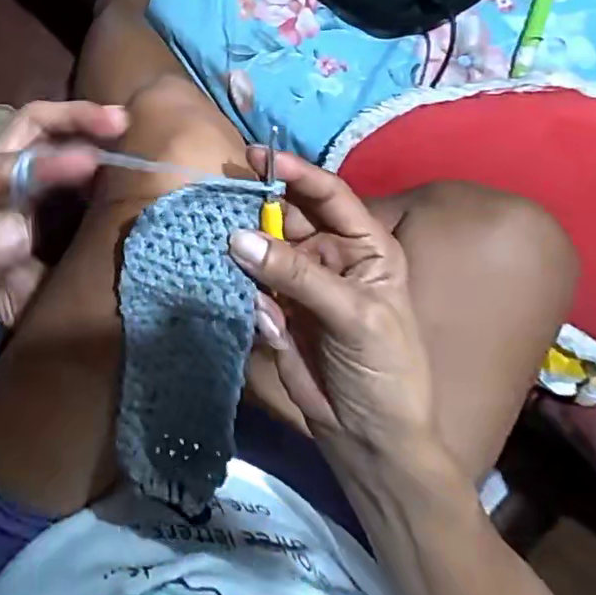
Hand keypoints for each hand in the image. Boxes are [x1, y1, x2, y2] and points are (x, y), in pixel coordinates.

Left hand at [0, 101, 127, 348]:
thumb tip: (20, 231)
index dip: (39, 164)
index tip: (85, 164)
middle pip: (30, 129)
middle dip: (73, 118)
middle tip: (117, 120)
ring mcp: (13, 190)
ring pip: (52, 149)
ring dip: (88, 140)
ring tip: (129, 139)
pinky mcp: (34, 214)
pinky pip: (67, 189)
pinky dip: (93, 178)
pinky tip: (121, 178)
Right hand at [230, 149, 438, 461]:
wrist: (369, 439)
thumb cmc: (384, 369)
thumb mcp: (354, 315)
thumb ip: (296, 274)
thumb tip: (236, 237)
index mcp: (365, 247)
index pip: (329, 195)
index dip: (296, 173)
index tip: (259, 156)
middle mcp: (329, 254)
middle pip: (287, 215)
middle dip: (257, 201)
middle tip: (220, 190)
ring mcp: (298, 279)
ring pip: (262, 244)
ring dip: (240, 235)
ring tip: (211, 224)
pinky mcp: (272, 305)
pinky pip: (249, 278)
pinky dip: (233, 271)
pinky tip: (216, 264)